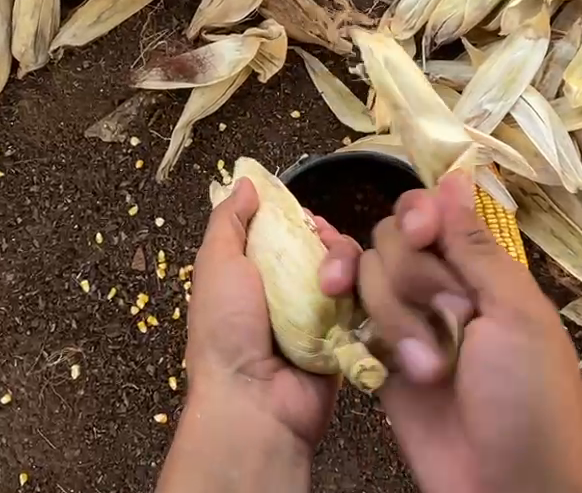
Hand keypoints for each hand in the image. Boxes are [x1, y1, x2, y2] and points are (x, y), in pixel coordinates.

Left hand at [157, 178, 361, 492]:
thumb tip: (246, 181)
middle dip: (324, 235)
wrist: (254, 401)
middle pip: (320, 242)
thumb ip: (229, 219)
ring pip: (347, 266)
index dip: (296, 214)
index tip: (303, 213)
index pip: (284, 227)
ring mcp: (319, 312)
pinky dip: (365, 291)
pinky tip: (361, 291)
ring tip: (333, 279)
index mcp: (253, 268)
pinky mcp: (348, 335)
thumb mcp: (215, 262)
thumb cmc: (226, 328)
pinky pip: (366, 301)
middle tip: (322, 240)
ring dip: (343, 262)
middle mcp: (287, 286)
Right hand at [351, 172, 581, 492]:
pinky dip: (337, 301)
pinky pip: (344, 308)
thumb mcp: (516, 316)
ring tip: (426, 369)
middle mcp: (438, 285)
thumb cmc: (528, 401)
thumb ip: (475, 247)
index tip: (423, 235)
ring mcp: (403, 318)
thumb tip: (456, 175)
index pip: (431, 212)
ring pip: (368, 273)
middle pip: (392, 239)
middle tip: (450, 320)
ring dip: (394, 317)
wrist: (504, 491)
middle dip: (413, 279)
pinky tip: (331, 297)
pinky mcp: (373, 351)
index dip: (419, 215)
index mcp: (480, 270)